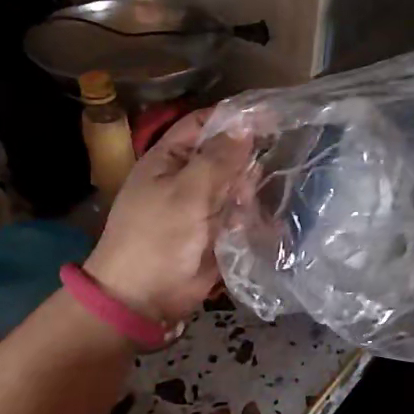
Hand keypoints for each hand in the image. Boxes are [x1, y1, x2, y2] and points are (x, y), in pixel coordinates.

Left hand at [83, 110, 248, 325]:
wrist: (143, 297)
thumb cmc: (157, 238)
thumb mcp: (186, 193)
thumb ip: (217, 159)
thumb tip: (245, 127)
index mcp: (168, 160)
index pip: (203, 125)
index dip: (233, 118)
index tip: (270, 116)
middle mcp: (186, 179)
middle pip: (224, 156)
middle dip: (246, 160)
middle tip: (267, 168)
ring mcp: (202, 208)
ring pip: (236, 187)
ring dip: (250, 191)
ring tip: (256, 201)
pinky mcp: (216, 234)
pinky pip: (240, 217)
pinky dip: (253, 217)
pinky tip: (268, 220)